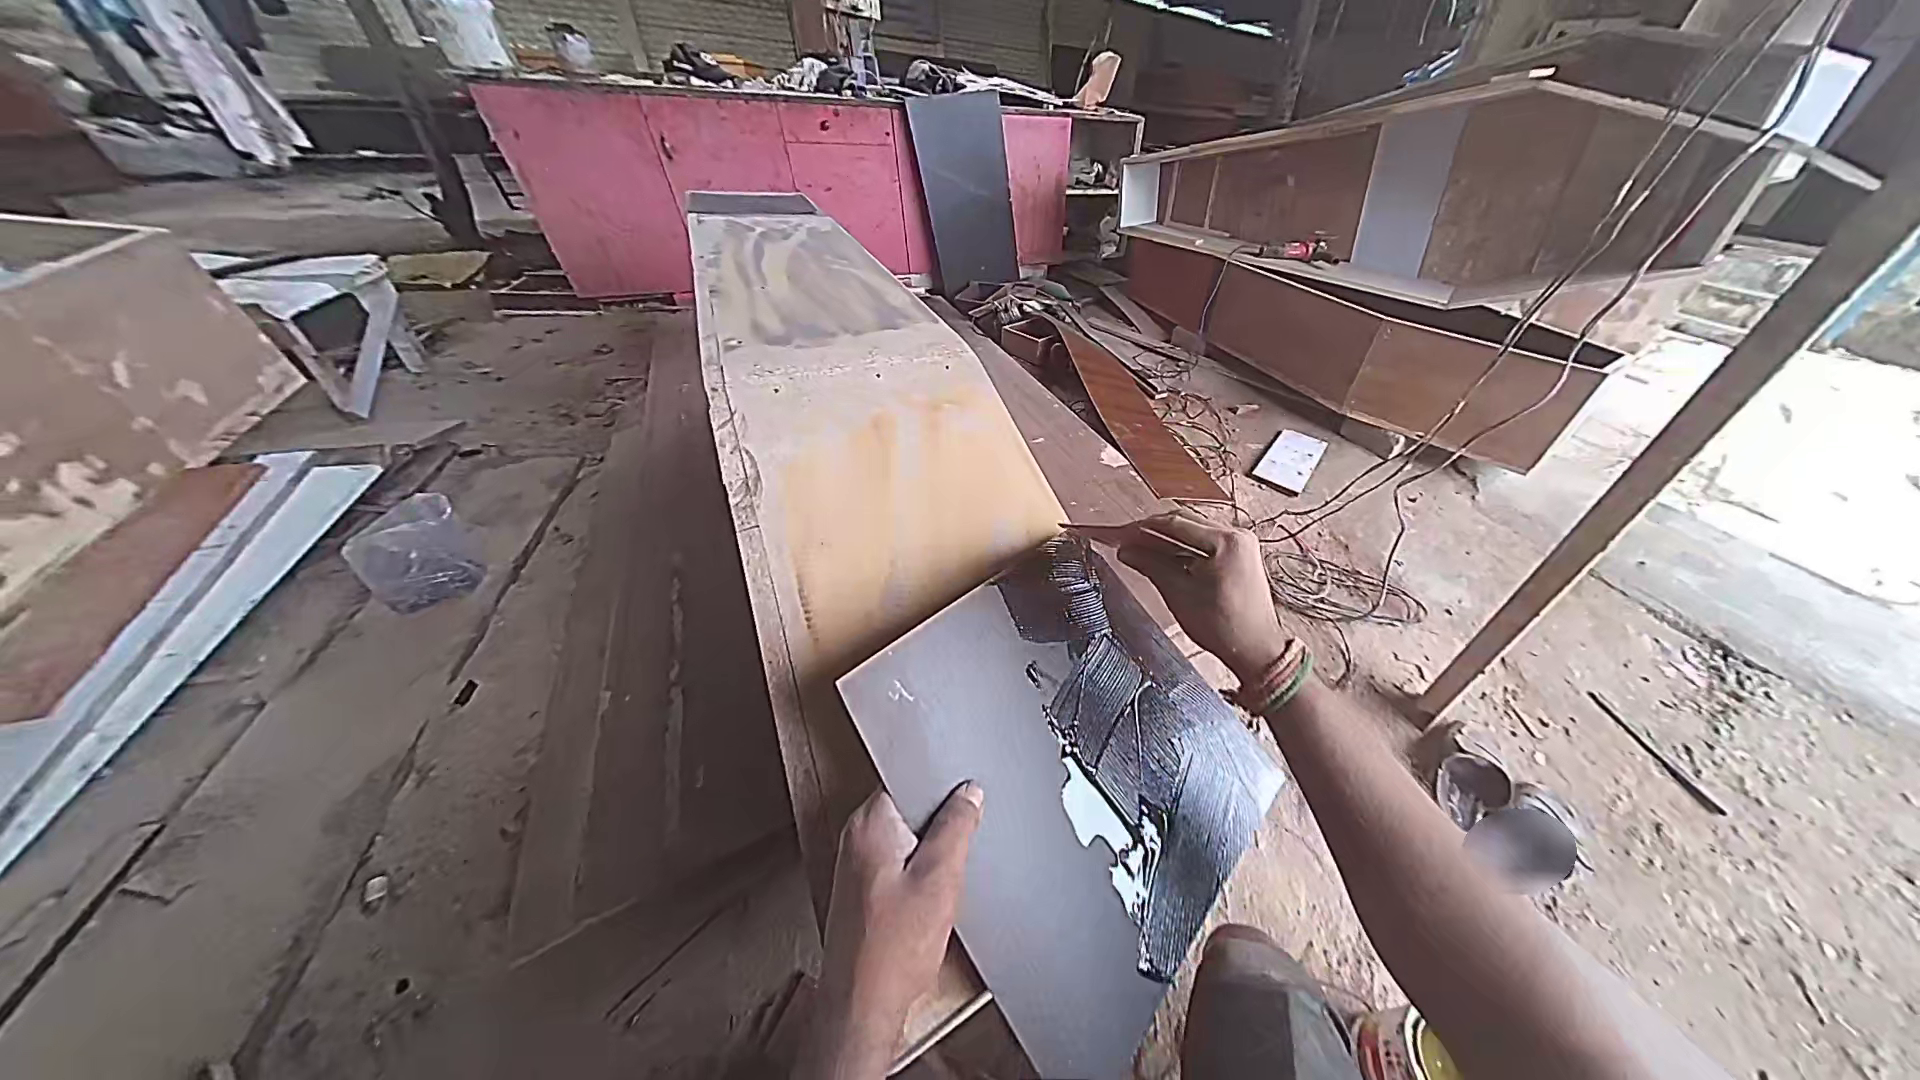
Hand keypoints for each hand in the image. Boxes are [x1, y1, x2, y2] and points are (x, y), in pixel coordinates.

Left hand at [800, 783, 983, 1079]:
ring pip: (905, 832)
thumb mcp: (940, 879)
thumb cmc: (892, 949)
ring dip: (928, 848)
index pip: (910, 777)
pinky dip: (916, 867)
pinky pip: (896, 855)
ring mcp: (855, 859)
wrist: (862, 1005)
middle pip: (909, 804)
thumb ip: (956, 827)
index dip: (941, 785)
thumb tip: (968, 792)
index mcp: (870, 821)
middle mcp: (856, 834)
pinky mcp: (861, 882)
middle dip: (937, 822)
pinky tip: (927, 895)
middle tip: (955, 847)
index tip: (963, 795)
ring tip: (940, 877)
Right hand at [1111, 512, 1288, 682]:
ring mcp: (1241, 543)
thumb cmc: (1224, 627)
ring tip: (1140, 548)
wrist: (1256, 649)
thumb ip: (1150, 564)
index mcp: (1225, 541)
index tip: (1120, 534)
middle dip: (1152, 530)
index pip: (1173, 523)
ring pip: (1193, 529)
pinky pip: (1204, 540)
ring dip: (1166, 537)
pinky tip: (1163, 555)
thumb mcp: (1178, 593)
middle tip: (1126, 541)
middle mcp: (1237, 535)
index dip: (1141, 528)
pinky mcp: (1239, 553)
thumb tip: (1126, 550)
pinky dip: (1182, 545)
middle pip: (1184, 520)